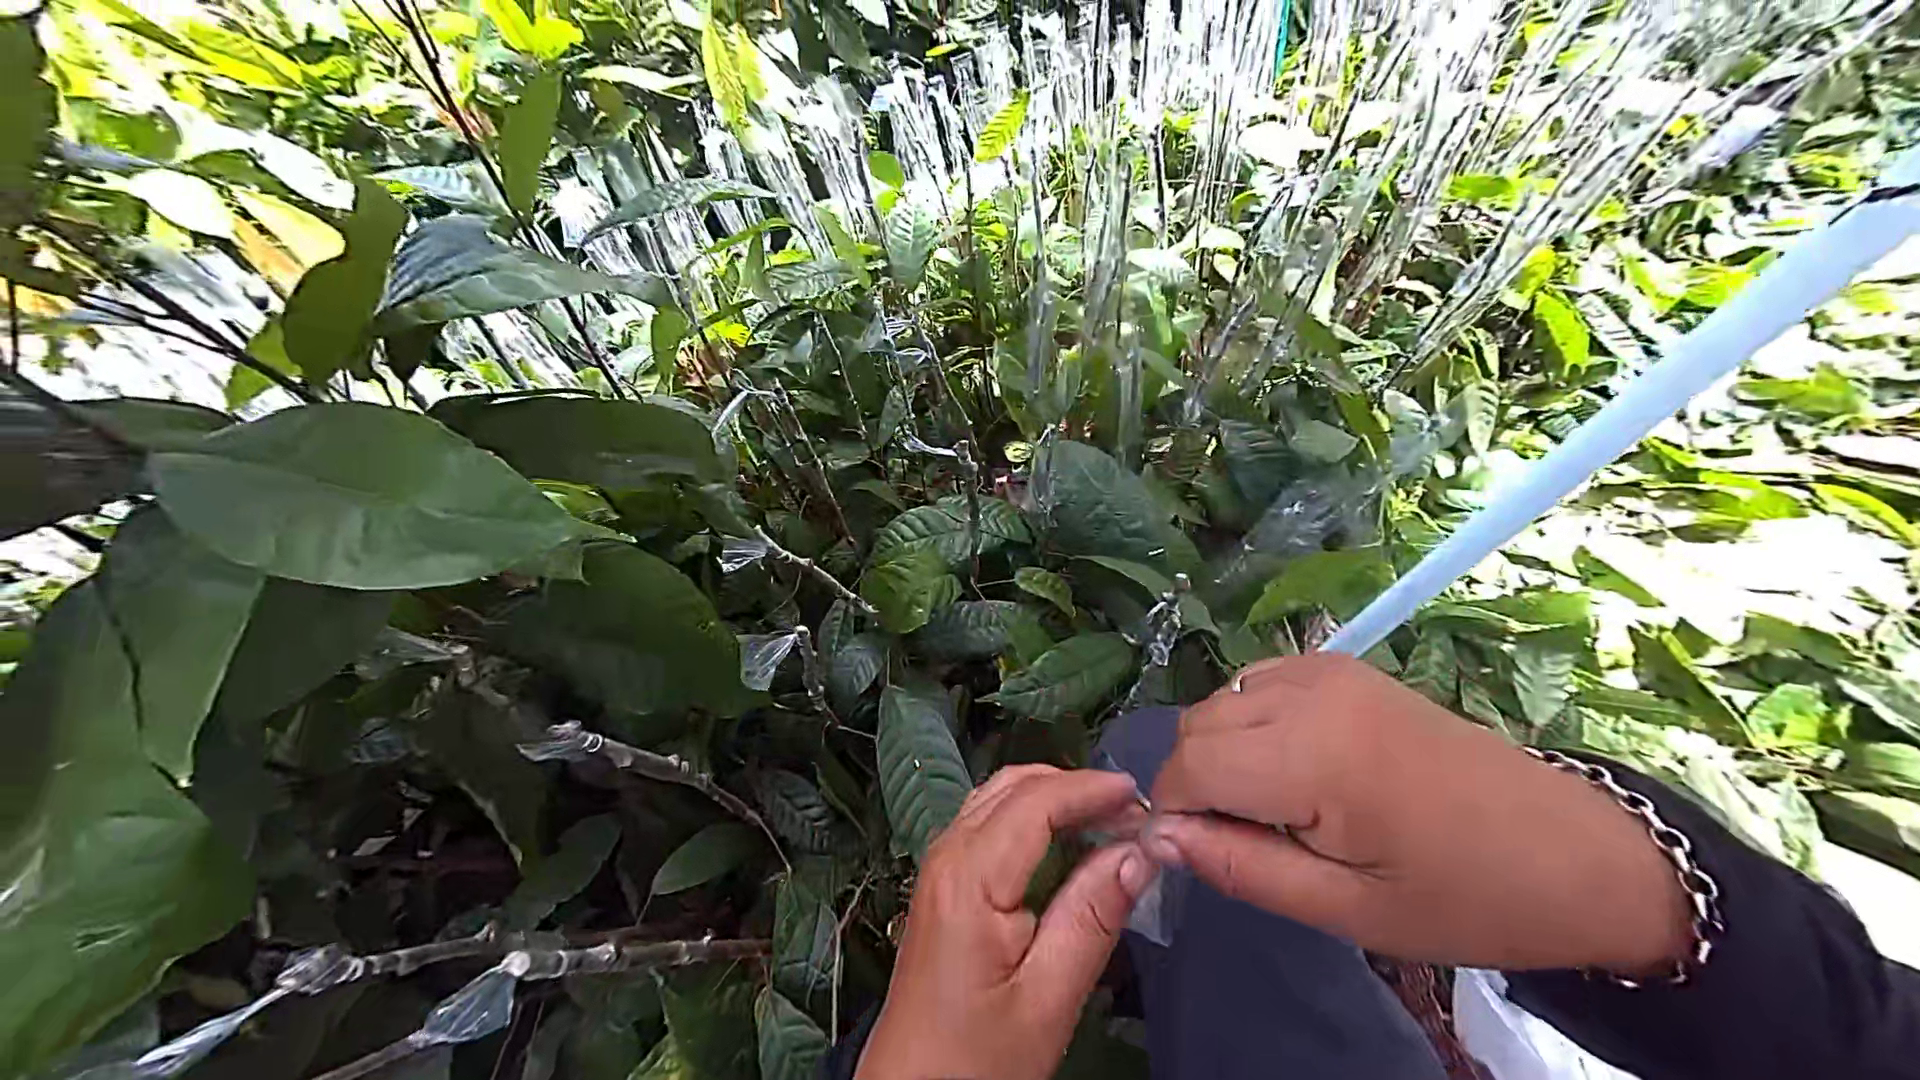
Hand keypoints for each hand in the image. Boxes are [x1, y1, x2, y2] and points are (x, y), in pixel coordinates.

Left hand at [858, 766, 1153, 1079]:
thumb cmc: (978, 1056)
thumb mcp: (1047, 998)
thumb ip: (1092, 916)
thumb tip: (1138, 852)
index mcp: (969, 873)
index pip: (1035, 801)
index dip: (1089, 789)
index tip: (1139, 797)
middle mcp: (948, 849)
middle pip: (1015, 785)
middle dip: (1075, 786)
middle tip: (1129, 812)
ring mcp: (941, 859)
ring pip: (1001, 794)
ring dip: (1054, 794)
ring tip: (1106, 818)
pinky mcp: (945, 874)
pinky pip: (991, 817)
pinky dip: (1034, 812)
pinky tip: (1066, 837)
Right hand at [1145, 653, 1689, 973]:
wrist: (1573, 847)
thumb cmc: (1463, 895)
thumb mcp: (1346, 910)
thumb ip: (1239, 866)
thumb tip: (1158, 836)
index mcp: (1313, 757)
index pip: (1188, 766)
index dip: (1175, 811)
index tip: (1201, 849)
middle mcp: (1307, 693)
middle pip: (1194, 727)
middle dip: (1195, 782)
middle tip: (1245, 834)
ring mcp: (1321, 668)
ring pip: (1216, 701)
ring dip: (1219, 751)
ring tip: (1273, 800)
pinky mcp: (1334, 663)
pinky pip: (1250, 683)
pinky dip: (1245, 721)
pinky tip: (1290, 759)